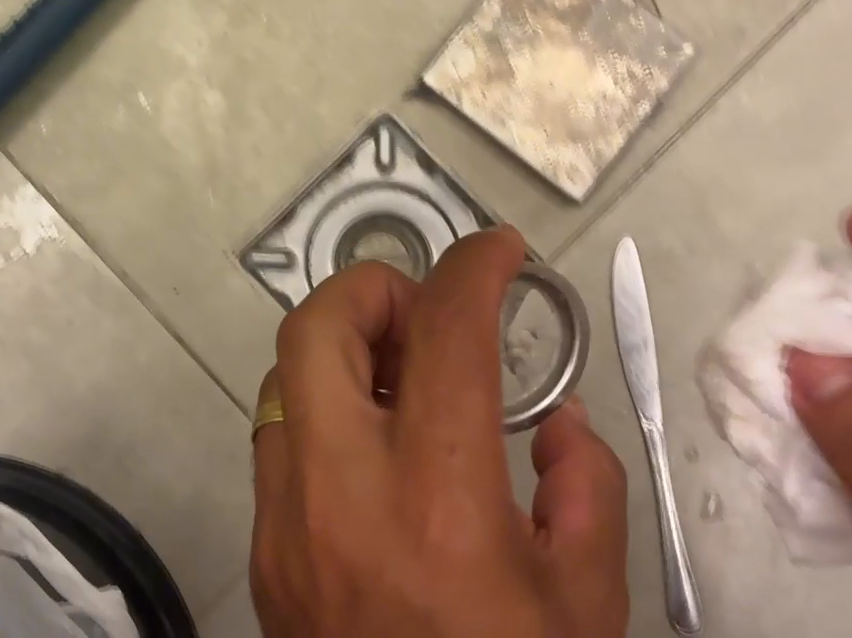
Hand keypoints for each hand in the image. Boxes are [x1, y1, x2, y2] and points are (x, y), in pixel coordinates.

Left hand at [249, 226, 627, 636]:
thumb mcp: (587, 607)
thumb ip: (584, 487)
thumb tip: (553, 419)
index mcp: (438, 501)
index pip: (445, 334)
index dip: (474, 266)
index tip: (499, 248)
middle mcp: (341, 493)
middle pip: (315, 327)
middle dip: (372, 290)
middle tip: (427, 316)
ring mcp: (284, 521)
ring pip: (286, 377)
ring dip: (345, 351)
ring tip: (407, 384)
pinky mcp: (263, 551)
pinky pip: (281, 439)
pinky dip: (326, 411)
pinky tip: (378, 454)